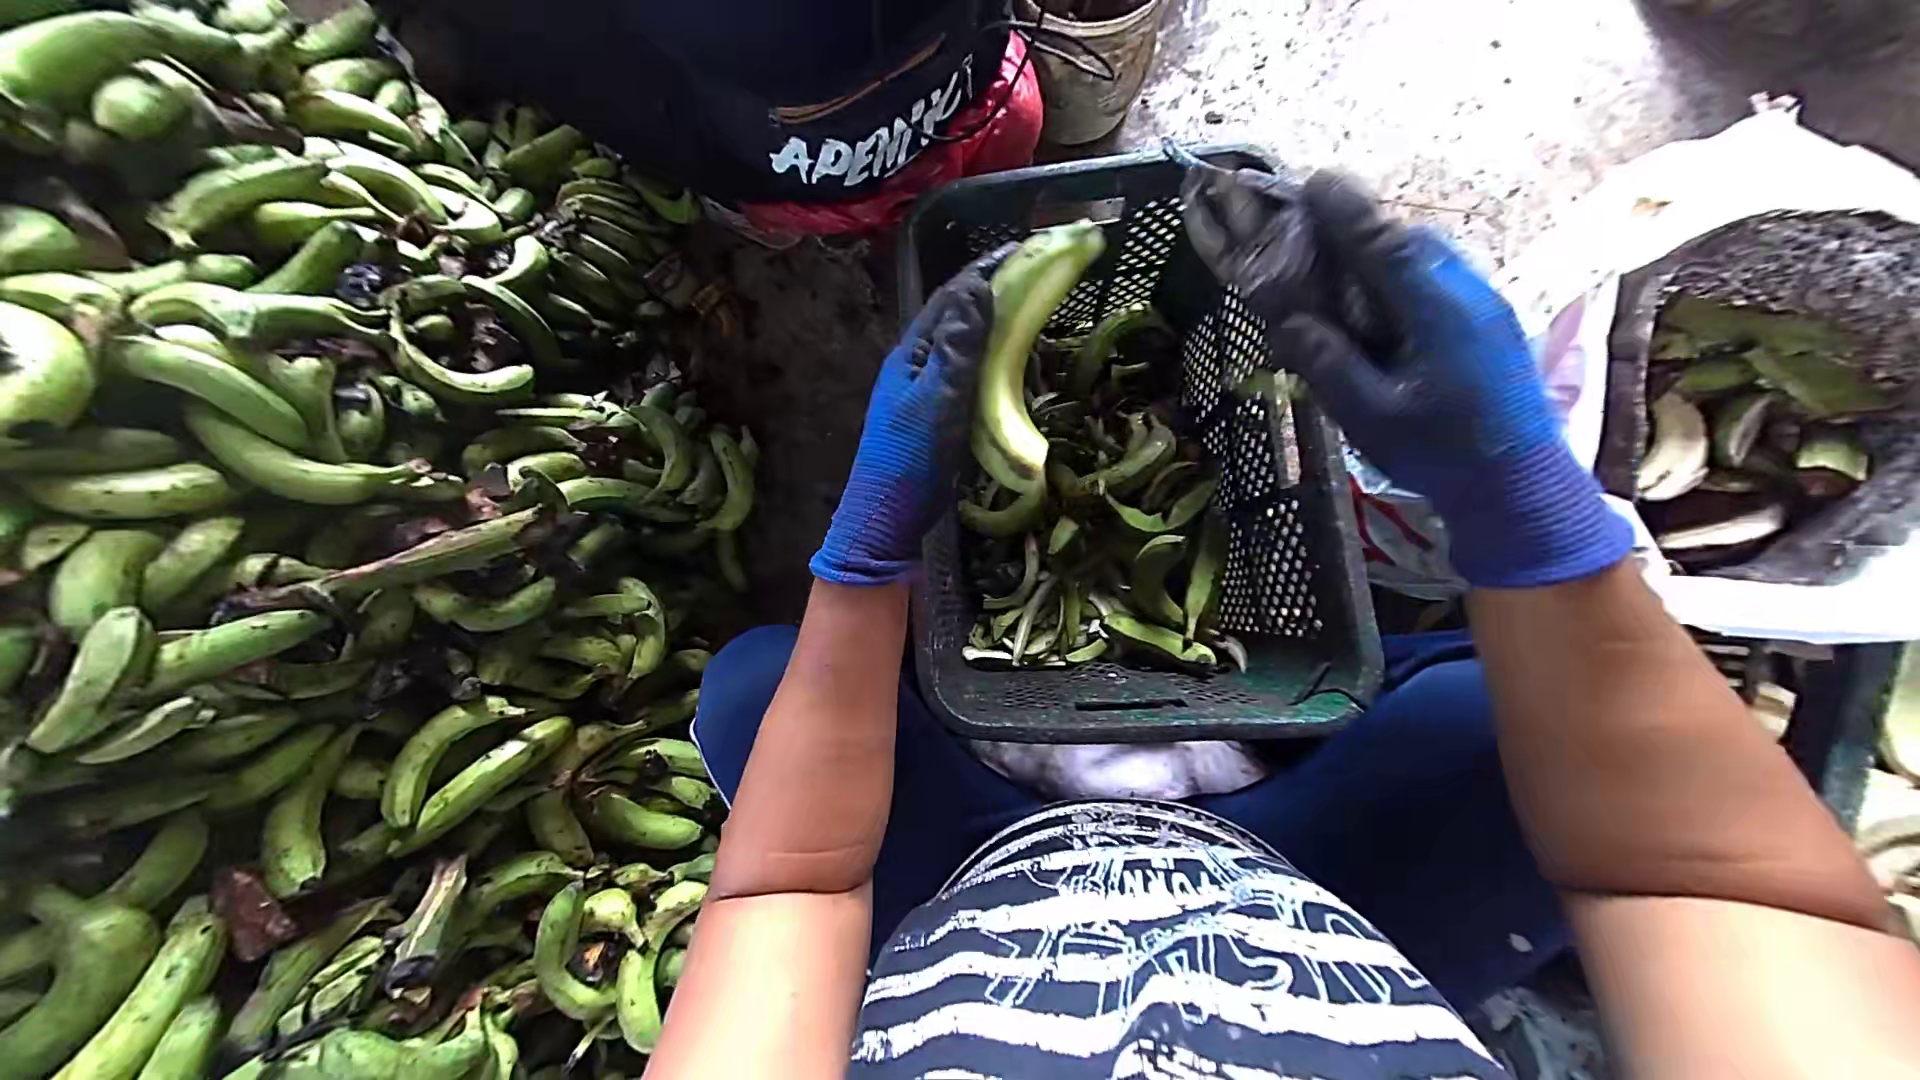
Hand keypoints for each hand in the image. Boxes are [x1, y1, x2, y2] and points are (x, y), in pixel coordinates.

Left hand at [809, 246, 1007, 585]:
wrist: (889, 518)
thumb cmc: (910, 460)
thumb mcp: (937, 401)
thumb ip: (957, 347)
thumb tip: (977, 285)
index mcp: (911, 353)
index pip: (951, 297)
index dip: (986, 270)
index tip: (1026, 250)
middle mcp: (917, 364)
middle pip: (958, 318)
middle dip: (994, 294)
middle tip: (1038, 279)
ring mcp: (927, 391)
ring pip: (965, 348)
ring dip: (995, 327)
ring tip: (1032, 313)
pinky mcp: (939, 416)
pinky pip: (970, 378)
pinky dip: (992, 364)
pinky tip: (1013, 365)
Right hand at [1183, 169, 1630, 587]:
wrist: (1514, 481)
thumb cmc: (1438, 451)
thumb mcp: (1369, 413)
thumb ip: (1328, 363)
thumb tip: (1290, 322)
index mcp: (1437, 312)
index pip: (1385, 246)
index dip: (1348, 212)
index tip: (1314, 183)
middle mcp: (1465, 294)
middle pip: (1409, 242)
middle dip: (1361, 226)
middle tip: (1313, 226)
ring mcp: (1481, 305)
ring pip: (1426, 258)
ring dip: (1380, 250)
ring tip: (1337, 262)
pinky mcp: (1484, 322)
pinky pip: (1436, 279)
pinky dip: (1398, 274)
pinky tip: (1374, 299)